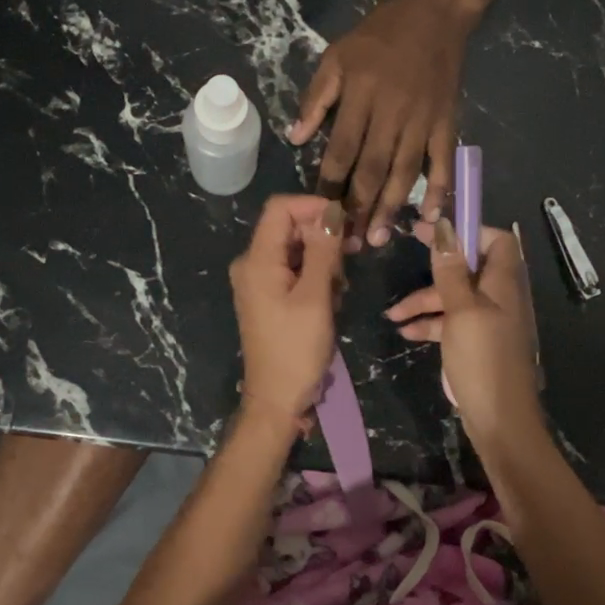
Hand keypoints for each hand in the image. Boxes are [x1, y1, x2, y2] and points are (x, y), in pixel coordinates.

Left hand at [229, 195, 346, 426]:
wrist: (277, 399)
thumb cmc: (296, 349)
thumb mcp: (315, 297)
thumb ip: (322, 251)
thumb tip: (332, 212)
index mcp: (257, 260)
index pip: (280, 208)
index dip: (313, 206)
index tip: (345, 222)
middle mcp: (252, 264)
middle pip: (289, 227)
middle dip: (322, 236)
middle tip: (352, 256)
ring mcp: (259, 281)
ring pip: (295, 249)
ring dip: (323, 260)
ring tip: (340, 288)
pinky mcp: (269, 296)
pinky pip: (294, 270)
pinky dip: (315, 277)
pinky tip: (332, 299)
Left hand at [289, 0, 482, 247]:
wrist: (435, 10)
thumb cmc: (378, 34)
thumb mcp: (337, 55)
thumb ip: (317, 98)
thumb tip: (295, 138)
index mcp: (359, 95)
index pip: (341, 149)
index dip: (330, 184)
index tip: (320, 213)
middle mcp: (390, 112)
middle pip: (372, 168)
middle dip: (358, 208)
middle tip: (348, 242)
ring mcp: (422, 119)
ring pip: (404, 171)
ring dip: (391, 206)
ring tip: (378, 237)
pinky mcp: (446, 121)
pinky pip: (442, 160)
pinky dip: (438, 189)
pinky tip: (429, 215)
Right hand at [384, 219, 541, 442]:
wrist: (501, 421)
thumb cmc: (483, 359)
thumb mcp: (462, 311)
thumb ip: (452, 271)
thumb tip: (447, 228)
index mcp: (504, 284)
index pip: (497, 241)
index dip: (468, 231)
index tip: (434, 230)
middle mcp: (499, 298)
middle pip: (469, 268)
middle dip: (436, 267)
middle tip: (406, 252)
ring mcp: (489, 322)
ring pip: (455, 298)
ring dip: (425, 301)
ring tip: (393, 315)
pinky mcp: (477, 344)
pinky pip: (452, 323)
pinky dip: (430, 324)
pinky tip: (406, 333)